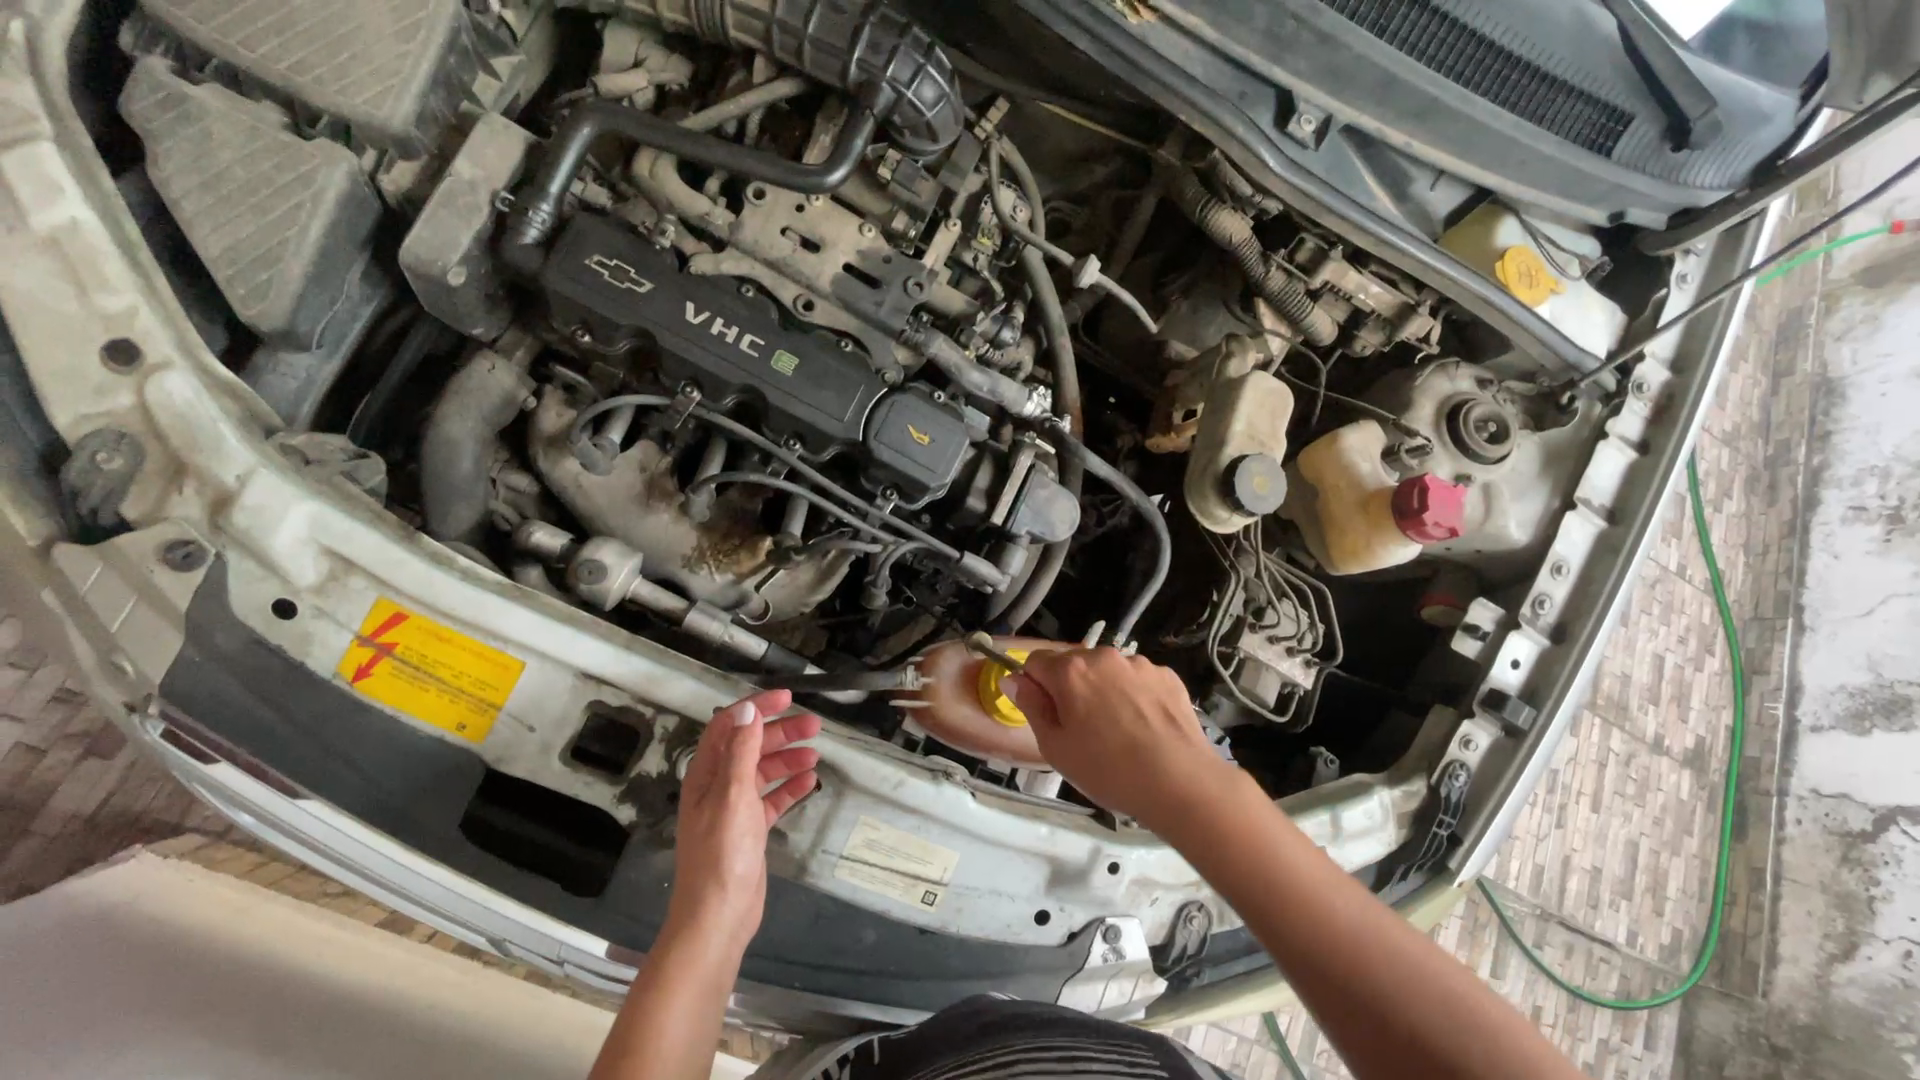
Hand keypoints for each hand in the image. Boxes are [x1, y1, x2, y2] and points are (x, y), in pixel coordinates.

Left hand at [665, 689, 819, 955]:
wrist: (717, 917)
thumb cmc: (721, 855)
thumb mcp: (733, 797)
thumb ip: (741, 753)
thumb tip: (749, 709)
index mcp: (705, 775)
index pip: (729, 726)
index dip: (756, 708)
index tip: (787, 697)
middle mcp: (717, 786)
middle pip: (750, 746)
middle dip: (780, 732)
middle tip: (815, 725)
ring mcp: (733, 809)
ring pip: (763, 772)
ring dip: (788, 758)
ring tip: (816, 753)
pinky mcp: (749, 830)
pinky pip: (771, 799)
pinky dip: (789, 787)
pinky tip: (809, 782)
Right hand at [1001, 649, 1245, 834]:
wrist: (1180, 782)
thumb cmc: (1108, 770)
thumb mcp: (1056, 748)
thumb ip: (1031, 707)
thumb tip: (1014, 680)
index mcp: (1070, 671)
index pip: (1035, 662)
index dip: (1035, 687)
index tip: (1048, 716)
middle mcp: (1104, 656)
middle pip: (1074, 664)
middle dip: (1071, 689)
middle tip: (1082, 731)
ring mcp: (1140, 664)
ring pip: (1108, 672)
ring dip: (1104, 691)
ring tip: (1119, 732)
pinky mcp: (1168, 676)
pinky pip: (1139, 680)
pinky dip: (1135, 696)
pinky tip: (1144, 728)